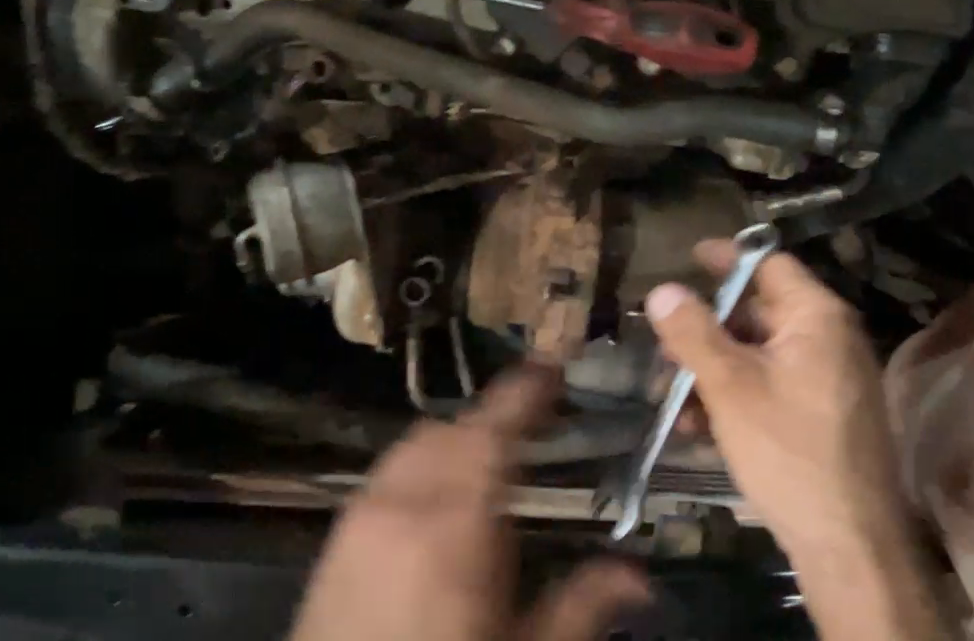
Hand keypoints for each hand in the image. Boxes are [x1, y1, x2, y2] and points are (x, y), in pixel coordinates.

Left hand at [288, 363, 648, 640]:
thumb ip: (580, 605)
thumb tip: (640, 578)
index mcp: (457, 523)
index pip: (495, 430)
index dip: (526, 390)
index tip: (553, 368)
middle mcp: (404, 502)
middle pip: (455, 429)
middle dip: (494, 421)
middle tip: (533, 429)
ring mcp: (361, 516)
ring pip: (415, 444)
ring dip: (455, 440)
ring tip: (486, 464)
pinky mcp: (334, 538)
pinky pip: (384, 474)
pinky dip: (418, 465)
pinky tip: (434, 503)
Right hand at [645, 245, 947, 639]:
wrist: (849, 544)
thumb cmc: (787, 450)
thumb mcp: (729, 386)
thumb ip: (693, 333)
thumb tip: (662, 290)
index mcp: (817, 318)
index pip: (769, 264)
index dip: (725, 259)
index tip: (686, 257)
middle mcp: (830, 339)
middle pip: (758, 313)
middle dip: (706, 329)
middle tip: (663, 345)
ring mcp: (830, 380)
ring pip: (759, 356)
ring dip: (713, 370)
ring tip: (671, 397)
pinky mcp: (825, 416)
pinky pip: (773, 388)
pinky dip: (736, 397)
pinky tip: (700, 429)